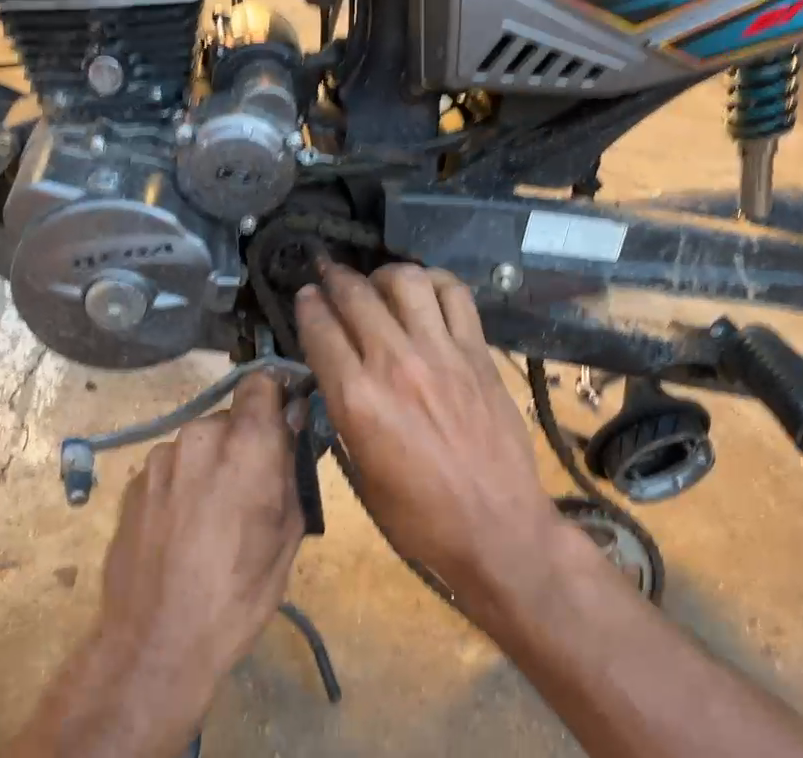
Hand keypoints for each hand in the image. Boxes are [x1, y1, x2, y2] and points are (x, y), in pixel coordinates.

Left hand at [6, 373, 304, 757]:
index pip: (261, 383)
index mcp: (245, 443)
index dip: (275, 398)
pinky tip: (183, 530)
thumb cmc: (239, 592)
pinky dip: (182, 486)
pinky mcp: (133, 484)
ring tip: (213, 519)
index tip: (284, 424)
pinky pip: (171, 469)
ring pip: (198, 446)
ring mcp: (159, 458)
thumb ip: (291, 469)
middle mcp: (199, 436)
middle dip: (244, 444)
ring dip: (210, 466)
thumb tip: (294, 426)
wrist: (157, 640)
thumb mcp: (287, 534)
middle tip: (252, 490)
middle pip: (230, 419)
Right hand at [294, 262, 563, 608]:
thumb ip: (344, 416)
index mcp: (357, 400)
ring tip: (378, 284)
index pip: (320, 329)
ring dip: (382, 275)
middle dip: (334, 279)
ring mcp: (441, 353)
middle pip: (355, 295)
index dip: (307, 306)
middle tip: (329, 276)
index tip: (305, 298)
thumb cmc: (420, 516)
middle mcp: (394, 364)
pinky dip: (434, 281)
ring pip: (405, 281)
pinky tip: (425, 290)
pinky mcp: (477, 353)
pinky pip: (455, 295)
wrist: (496, 527)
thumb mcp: (361, 474)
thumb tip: (336, 377)